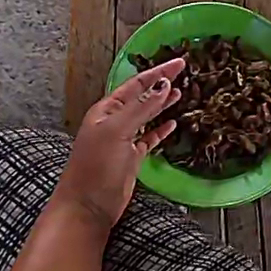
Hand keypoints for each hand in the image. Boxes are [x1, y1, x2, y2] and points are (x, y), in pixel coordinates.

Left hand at [50, 57, 185, 230]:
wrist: (87, 207)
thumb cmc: (96, 167)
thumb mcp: (117, 131)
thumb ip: (142, 107)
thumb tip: (164, 85)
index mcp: (107, 110)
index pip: (137, 84)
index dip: (158, 72)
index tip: (179, 63)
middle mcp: (115, 121)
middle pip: (143, 96)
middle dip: (161, 84)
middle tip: (183, 73)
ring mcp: (123, 140)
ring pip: (147, 116)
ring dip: (163, 104)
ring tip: (180, 93)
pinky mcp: (131, 158)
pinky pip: (149, 138)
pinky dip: (161, 130)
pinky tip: (172, 124)